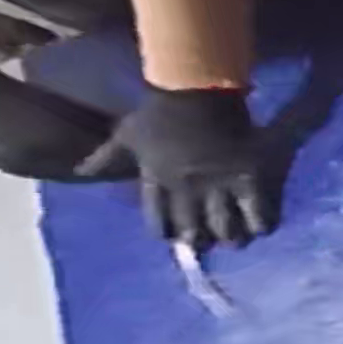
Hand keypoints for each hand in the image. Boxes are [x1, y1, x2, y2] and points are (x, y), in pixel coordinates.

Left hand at [78, 85, 277, 247]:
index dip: (164, 230)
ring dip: (230, 235)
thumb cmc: (159, 114)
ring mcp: (218, 183)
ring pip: (224, 219)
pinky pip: (256, 205)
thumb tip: (78, 172)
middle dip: (199, 238)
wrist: (196, 95)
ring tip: (236, 244)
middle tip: (207, 248)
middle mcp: (186, 187)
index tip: (171, 240)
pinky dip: (260, 219)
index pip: (157, 214)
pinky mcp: (247, 176)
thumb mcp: (125, 134)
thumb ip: (106, 156)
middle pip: (192, 222)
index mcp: (155, 179)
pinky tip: (264, 229)